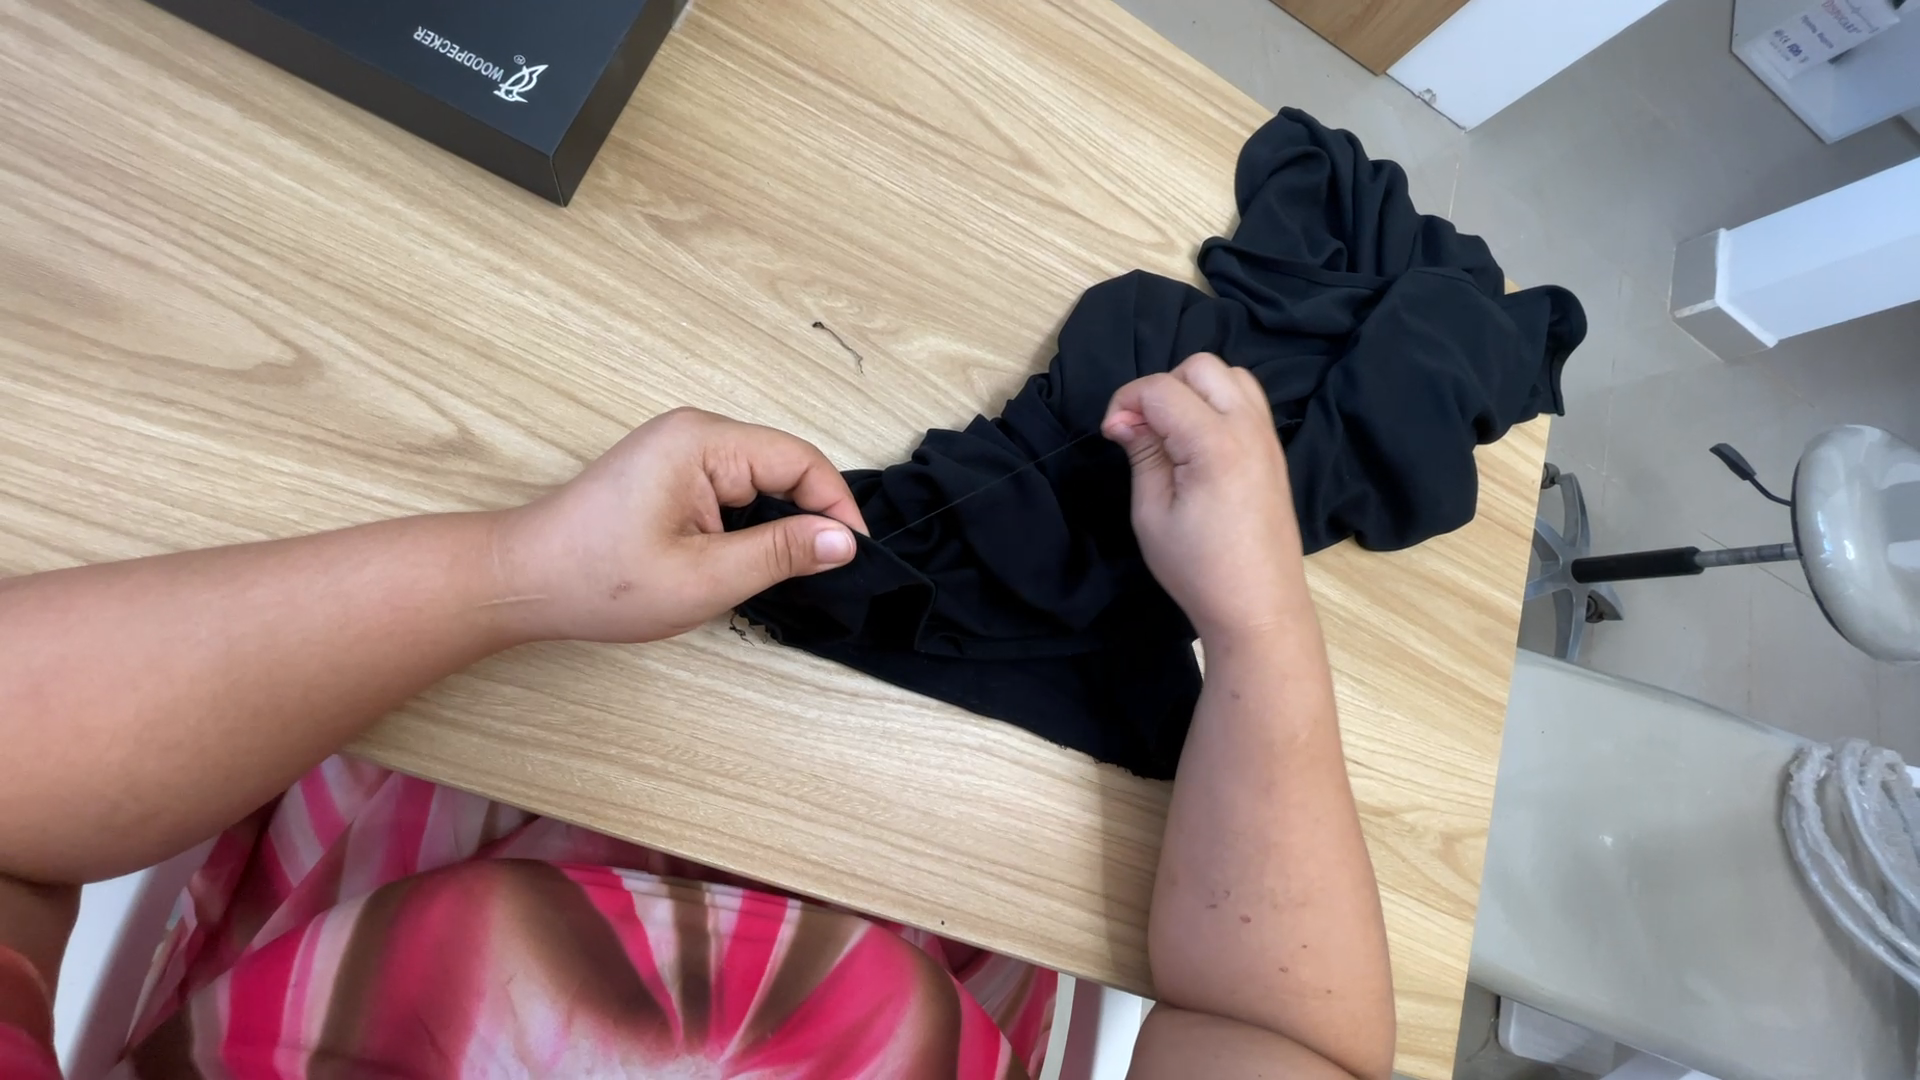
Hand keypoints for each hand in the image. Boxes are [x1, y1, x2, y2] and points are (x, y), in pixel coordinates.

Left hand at [490, 408, 867, 643]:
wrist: (522, 581)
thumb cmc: (601, 581)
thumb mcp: (705, 578)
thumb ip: (780, 553)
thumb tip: (846, 541)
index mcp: (704, 443)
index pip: (801, 461)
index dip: (836, 507)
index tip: (853, 555)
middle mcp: (697, 432)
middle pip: (786, 464)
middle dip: (813, 514)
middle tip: (828, 567)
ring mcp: (684, 449)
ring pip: (765, 478)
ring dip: (785, 519)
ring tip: (792, 566)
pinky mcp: (676, 470)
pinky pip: (740, 487)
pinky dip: (757, 520)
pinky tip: (755, 554)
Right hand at [1102, 353, 1306, 643]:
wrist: (1258, 606)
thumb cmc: (1197, 568)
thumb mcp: (1151, 514)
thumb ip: (1142, 454)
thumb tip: (1124, 419)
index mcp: (1215, 444)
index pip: (1161, 388)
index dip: (1125, 402)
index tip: (1112, 435)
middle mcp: (1248, 428)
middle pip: (1200, 367)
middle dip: (1161, 388)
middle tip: (1142, 431)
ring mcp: (1267, 437)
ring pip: (1229, 375)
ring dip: (1192, 391)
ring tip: (1171, 433)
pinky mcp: (1273, 451)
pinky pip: (1246, 400)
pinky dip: (1216, 404)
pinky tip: (1197, 444)